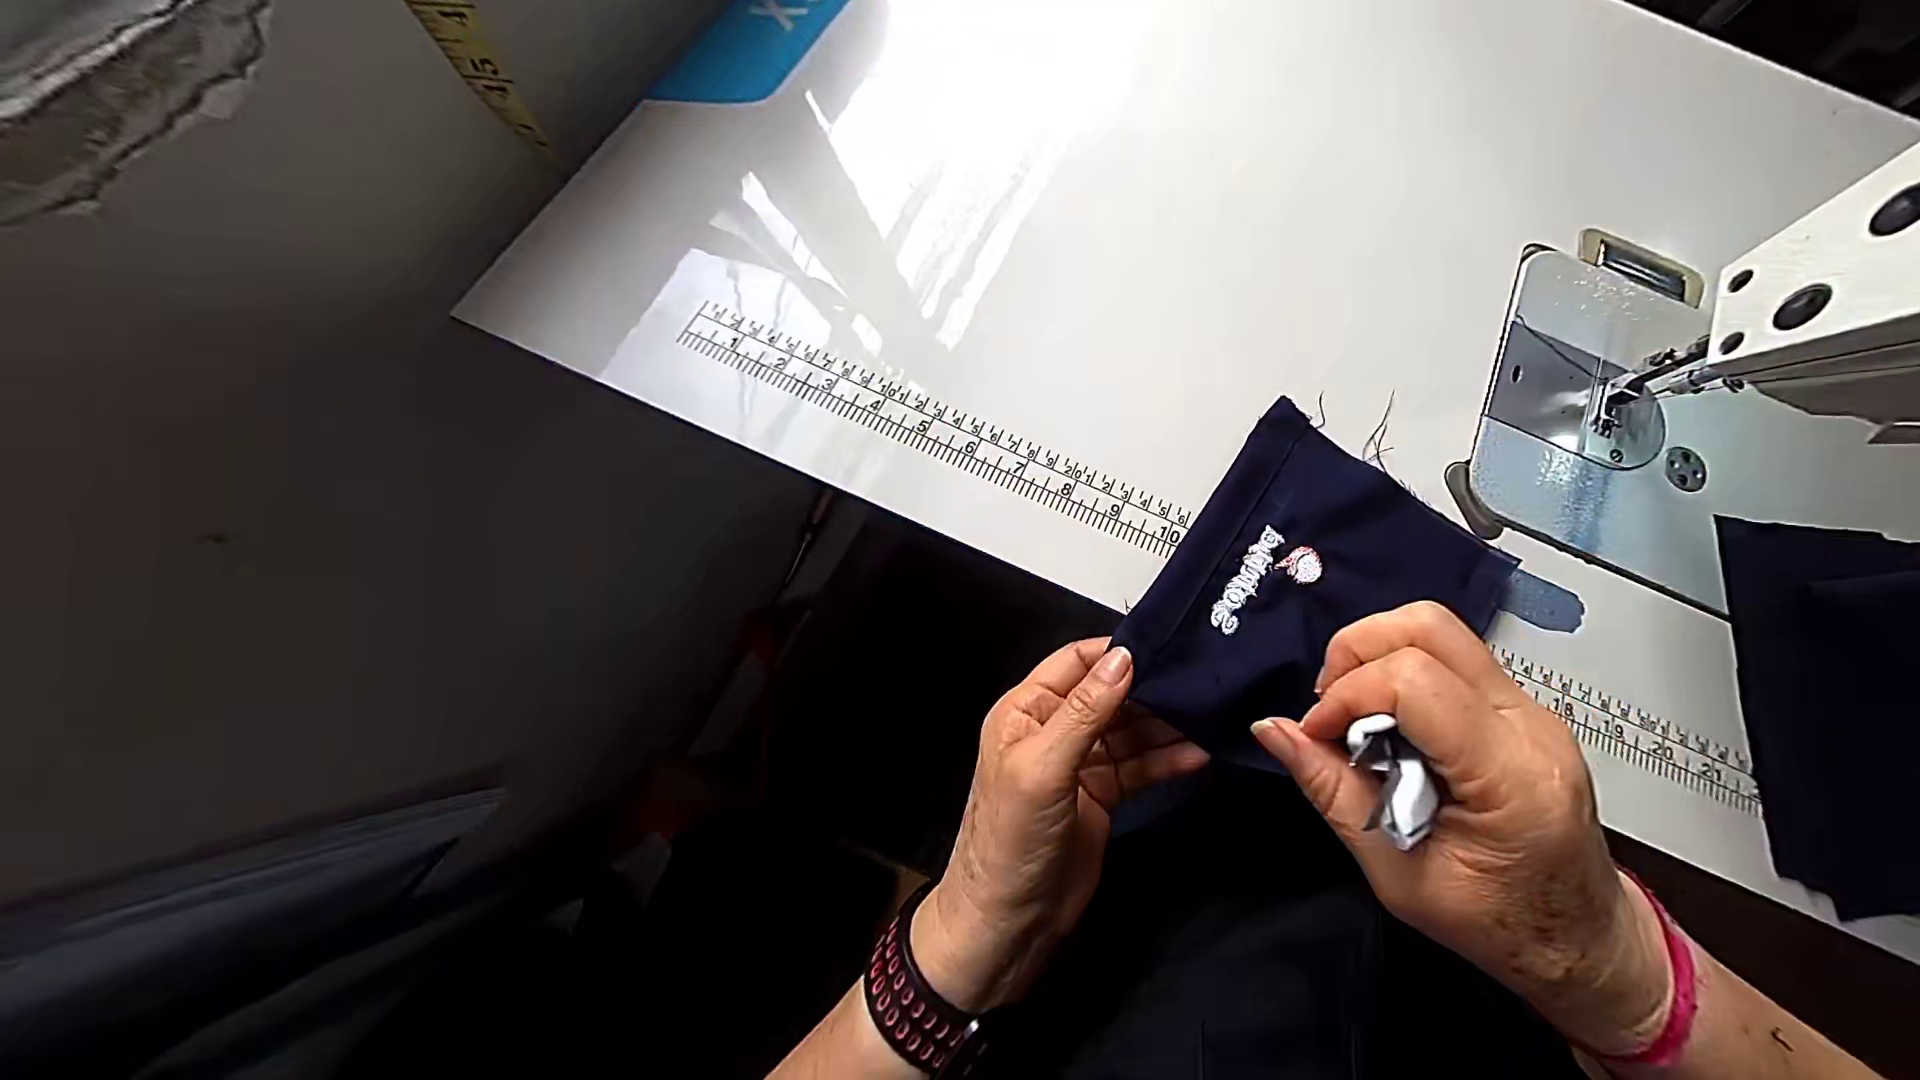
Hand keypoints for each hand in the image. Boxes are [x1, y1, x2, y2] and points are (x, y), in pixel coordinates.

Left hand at [912, 639, 1210, 1011]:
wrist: (1011, 919)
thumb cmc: (1009, 839)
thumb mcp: (1044, 766)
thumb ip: (1084, 711)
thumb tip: (1122, 658)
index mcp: (1026, 710)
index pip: (1074, 663)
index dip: (1113, 653)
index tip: (1160, 647)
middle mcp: (1052, 729)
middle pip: (1107, 695)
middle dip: (1148, 689)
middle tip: (1195, 683)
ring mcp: (1078, 762)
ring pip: (1128, 731)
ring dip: (1164, 726)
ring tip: (1205, 718)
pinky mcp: (1100, 794)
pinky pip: (1137, 767)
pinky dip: (1164, 761)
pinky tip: (1195, 755)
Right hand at [1249, 602, 1672, 1055]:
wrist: (1583, 939)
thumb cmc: (1496, 921)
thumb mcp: (1392, 871)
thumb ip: (1329, 789)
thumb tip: (1269, 728)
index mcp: (1510, 775)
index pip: (1413, 681)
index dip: (1346, 696)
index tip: (1317, 736)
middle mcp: (1528, 723)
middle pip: (1426, 627)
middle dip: (1354, 653)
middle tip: (1330, 707)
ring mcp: (1527, 706)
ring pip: (1433, 627)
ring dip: (1370, 655)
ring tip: (1350, 708)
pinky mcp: (1513, 703)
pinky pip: (1442, 652)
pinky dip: (1391, 667)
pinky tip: (1380, 717)